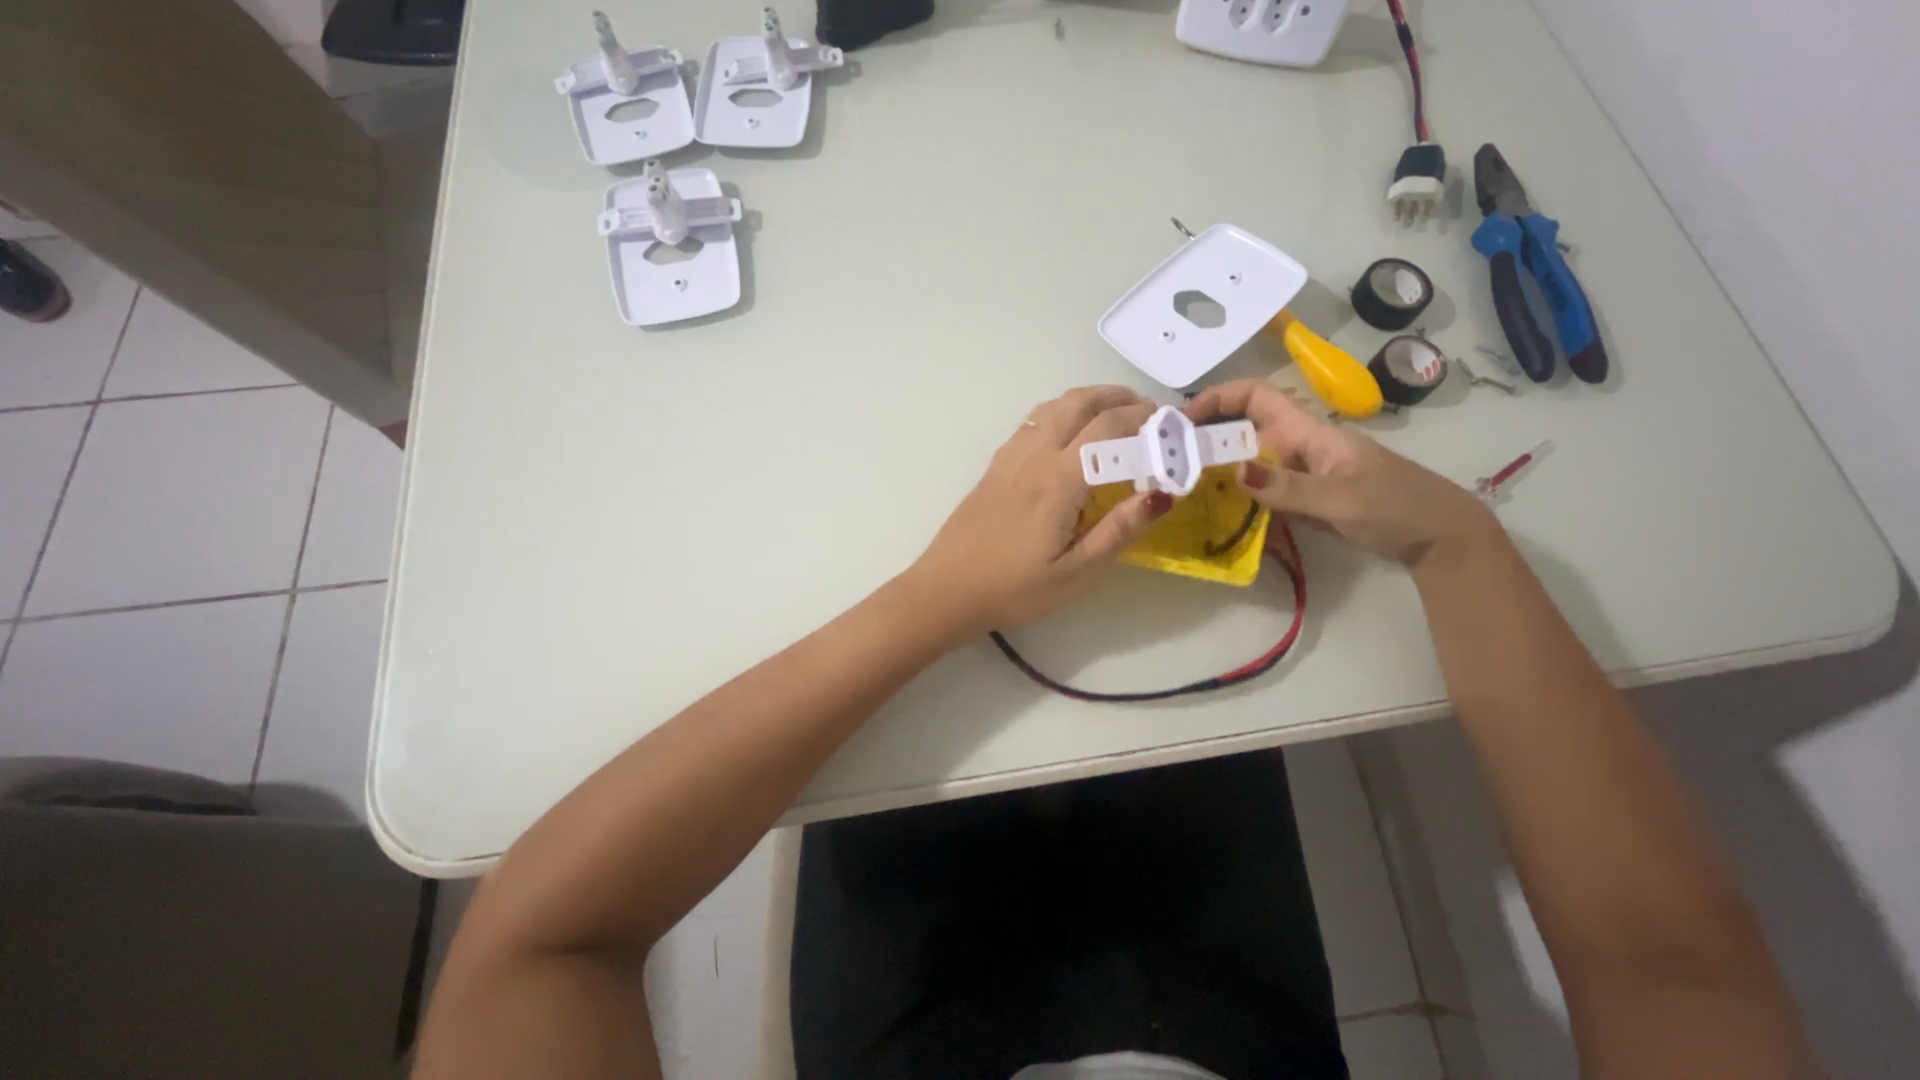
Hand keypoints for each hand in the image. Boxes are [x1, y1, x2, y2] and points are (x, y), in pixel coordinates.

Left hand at [903, 386, 1173, 636]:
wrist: (945, 591)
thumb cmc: (1014, 590)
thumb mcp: (1077, 573)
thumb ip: (1120, 530)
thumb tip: (1163, 494)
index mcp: (1059, 479)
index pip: (1109, 429)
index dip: (1146, 420)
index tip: (1173, 427)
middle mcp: (1034, 456)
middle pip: (1080, 403)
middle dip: (1119, 398)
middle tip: (1150, 412)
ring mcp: (1010, 458)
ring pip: (1052, 407)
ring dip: (1089, 399)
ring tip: (1115, 414)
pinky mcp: (995, 467)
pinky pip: (1032, 422)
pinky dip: (1061, 412)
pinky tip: (1069, 435)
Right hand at [1185, 380, 1497, 569]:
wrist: (1440, 536)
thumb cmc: (1395, 507)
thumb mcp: (1340, 498)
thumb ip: (1287, 487)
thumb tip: (1236, 472)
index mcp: (1309, 432)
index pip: (1256, 396)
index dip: (1217, 397)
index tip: (1181, 419)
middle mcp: (1300, 446)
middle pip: (1244, 428)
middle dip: (1206, 435)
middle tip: (1167, 458)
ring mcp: (1302, 473)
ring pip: (1250, 460)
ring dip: (1217, 467)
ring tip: (1180, 483)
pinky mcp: (1306, 498)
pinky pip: (1263, 489)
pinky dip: (1238, 494)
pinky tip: (1216, 510)